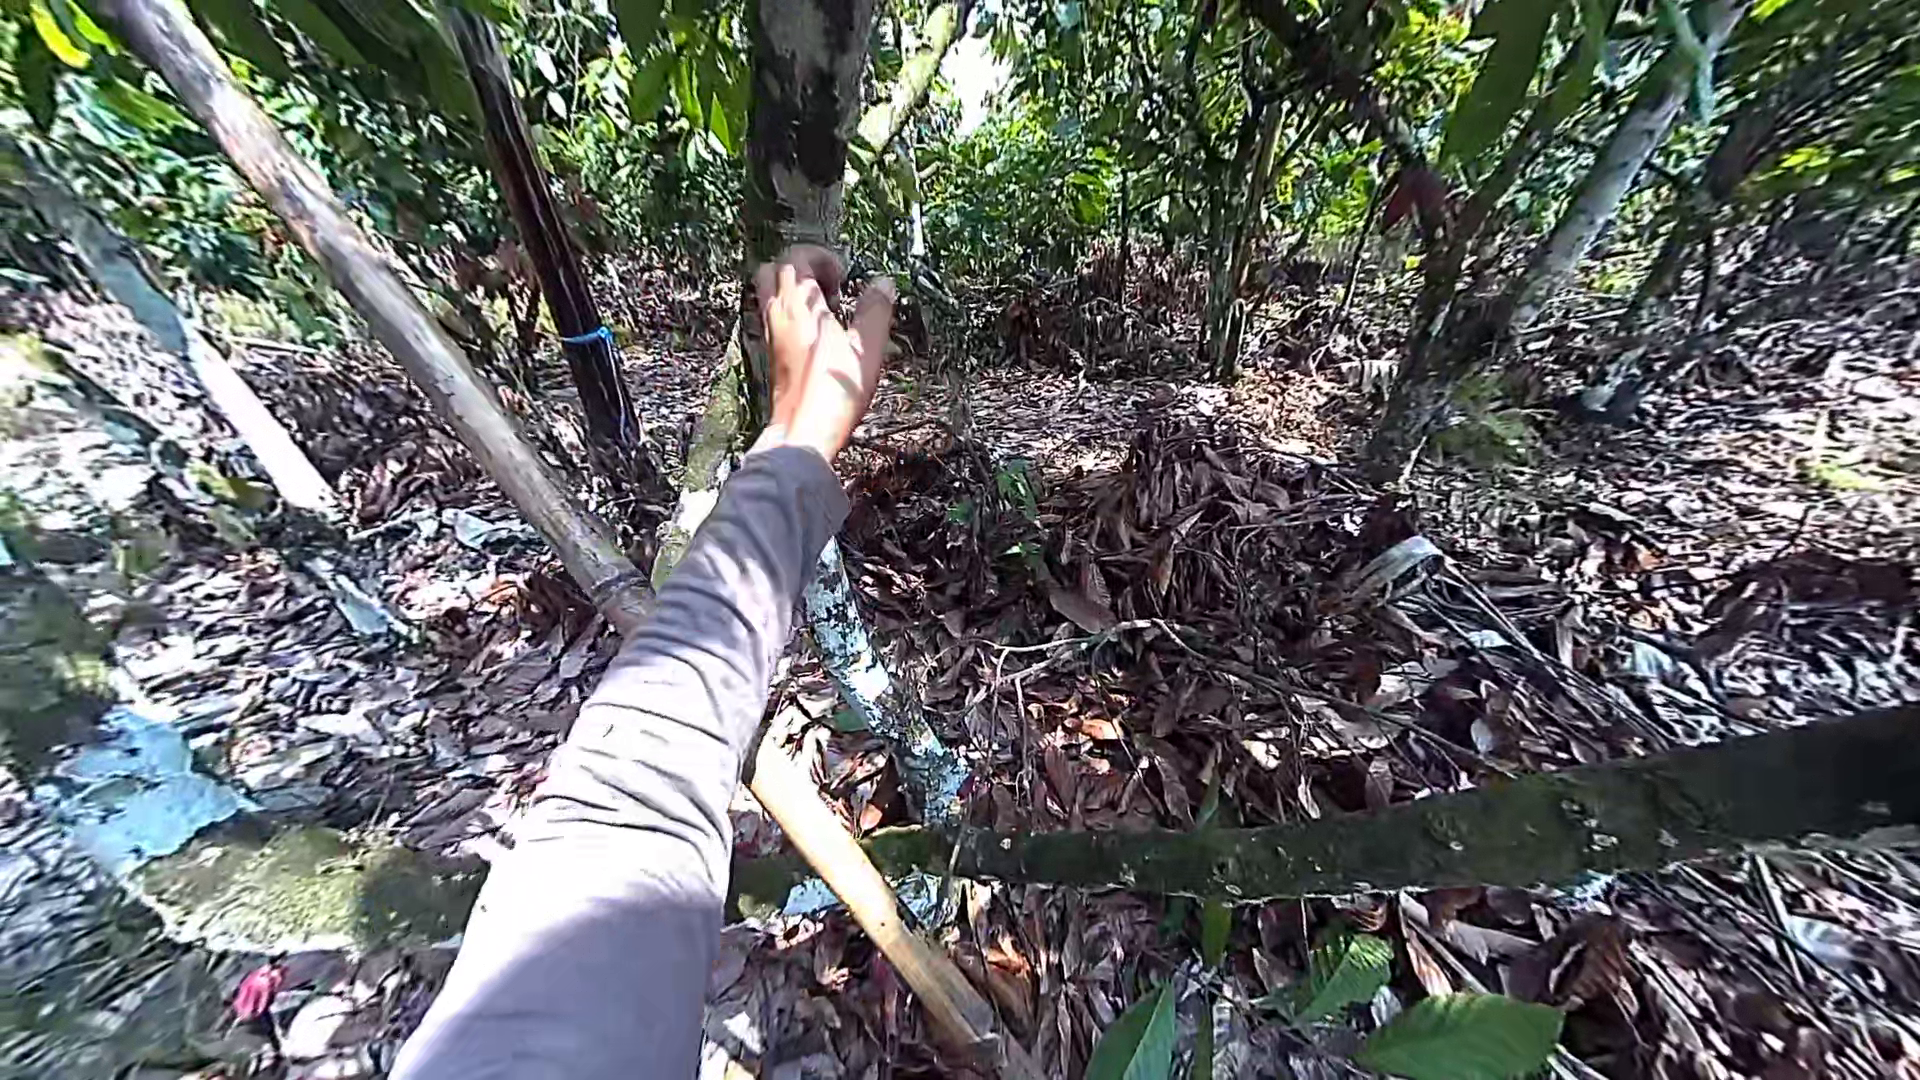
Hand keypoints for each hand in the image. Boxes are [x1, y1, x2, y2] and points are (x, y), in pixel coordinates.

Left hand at [752, 245, 894, 461]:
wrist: (803, 431)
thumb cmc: (835, 390)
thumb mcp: (866, 348)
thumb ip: (875, 311)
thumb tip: (883, 282)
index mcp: (799, 303)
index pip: (796, 257)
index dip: (820, 257)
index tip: (844, 275)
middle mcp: (777, 314)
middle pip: (775, 270)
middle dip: (802, 269)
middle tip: (831, 288)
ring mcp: (770, 336)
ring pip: (771, 296)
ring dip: (795, 293)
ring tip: (826, 313)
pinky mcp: (772, 357)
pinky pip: (774, 320)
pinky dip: (792, 316)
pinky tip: (817, 339)